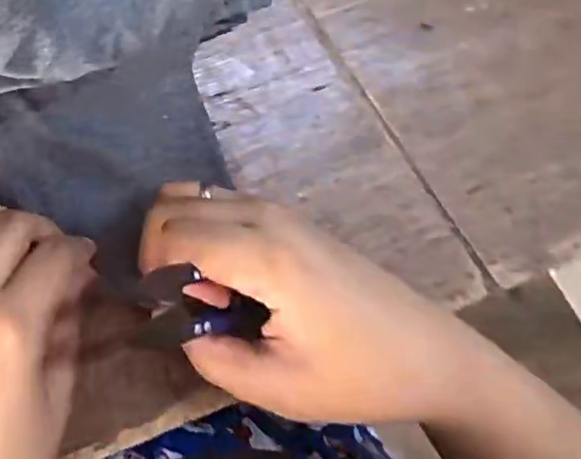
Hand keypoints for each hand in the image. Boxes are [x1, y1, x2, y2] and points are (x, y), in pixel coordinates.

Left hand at [0, 206, 96, 458]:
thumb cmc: (8, 450)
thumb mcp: (54, 396)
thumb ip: (67, 328)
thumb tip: (77, 280)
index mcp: (13, 323)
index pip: (54, 256)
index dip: (78, 248)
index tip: (88, 254)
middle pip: (11, 226)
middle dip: (43, 227)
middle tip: (57, 248)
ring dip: (0, 220)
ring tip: (17, 241)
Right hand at [138, 184, 495, 426]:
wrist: (428, 350)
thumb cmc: (358, 373)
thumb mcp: (282, 388)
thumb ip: (213, 357)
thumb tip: (177, 325)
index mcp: (262, 254)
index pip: (172, 233)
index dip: (152, 270)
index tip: (170, 312)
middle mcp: (261, 213)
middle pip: (171, 204)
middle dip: (159, 251)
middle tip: (191, 303)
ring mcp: (271, 205)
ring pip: (188, 193)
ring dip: (178, 235)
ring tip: (209, 287)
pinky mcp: (279, 209)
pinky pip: (212, 198)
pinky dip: (198, 226)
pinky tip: (228, 272)